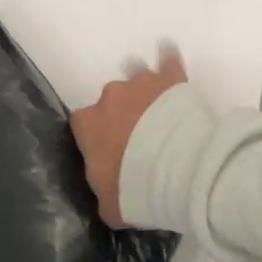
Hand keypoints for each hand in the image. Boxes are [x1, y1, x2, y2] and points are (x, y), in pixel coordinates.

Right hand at [70, 45, 187, 228]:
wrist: (178, 167)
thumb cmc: (136, 188)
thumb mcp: (108, 203)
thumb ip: (101, 185)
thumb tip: (106, 181)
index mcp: (89, 123)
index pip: (83, 124)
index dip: (95, 137)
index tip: (108, 151)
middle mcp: (111, 95)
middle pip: (112, 100)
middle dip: (122, 114)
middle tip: (139, 136)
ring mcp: (142, 81)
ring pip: (137, 77)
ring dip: (143, 90)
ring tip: (157, 106)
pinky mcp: (171, 75)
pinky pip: (168, 60)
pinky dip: (168, 60)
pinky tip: (169, 58)